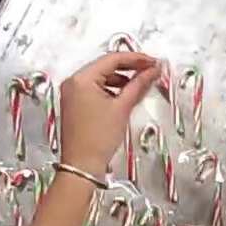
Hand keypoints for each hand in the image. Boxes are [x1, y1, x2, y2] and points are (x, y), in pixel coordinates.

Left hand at [58, 52, 162, 174]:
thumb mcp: (122, 108)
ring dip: (120, 79)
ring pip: (100, 78)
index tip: (154, 62)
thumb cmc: (99, 138)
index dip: (136, 59)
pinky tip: (124, 96)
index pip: (112, 59)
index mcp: (81, 78)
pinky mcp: (74, 104)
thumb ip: (138, 85)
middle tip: (150, 70)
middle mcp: (73, 81)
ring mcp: (71, 93)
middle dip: (129, 68)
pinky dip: (110, 90)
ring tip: (140, 84)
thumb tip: (154, 70)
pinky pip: (94, 89)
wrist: (82, 166)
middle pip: (105, 66)